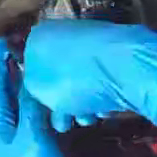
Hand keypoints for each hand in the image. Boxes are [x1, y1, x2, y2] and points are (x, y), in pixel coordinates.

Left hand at [0, 39, 81, 156]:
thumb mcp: (35, 137)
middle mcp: (2, 132)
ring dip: (28, 85)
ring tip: (39, 64)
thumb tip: (30, 77)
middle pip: (7, 95)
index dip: (1, 65)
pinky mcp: (32, 148)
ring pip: (21, 105)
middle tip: (25, 47)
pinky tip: (51, 94)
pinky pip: (33, 117)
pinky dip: (39, 102)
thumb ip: (32, 106)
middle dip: (14, 71)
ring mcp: (17, 141)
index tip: (4, 41)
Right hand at [22, 20, 156, 145]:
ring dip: (83, 104)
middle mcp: (65, 33)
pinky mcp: (119, 53)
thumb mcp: (37, 91)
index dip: (35, 96)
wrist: (128, 66)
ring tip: (89, 119)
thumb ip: (30, 90)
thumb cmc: (74, 77)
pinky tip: (107, 110)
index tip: (43, 116)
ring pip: (81, 79)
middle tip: (66, 123)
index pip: (28, 68)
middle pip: (57, 75)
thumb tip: (37, 90)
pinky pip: (104, 78)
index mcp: (39, 37)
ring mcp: (94, 41)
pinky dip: (103, 95)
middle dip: (62, 103)